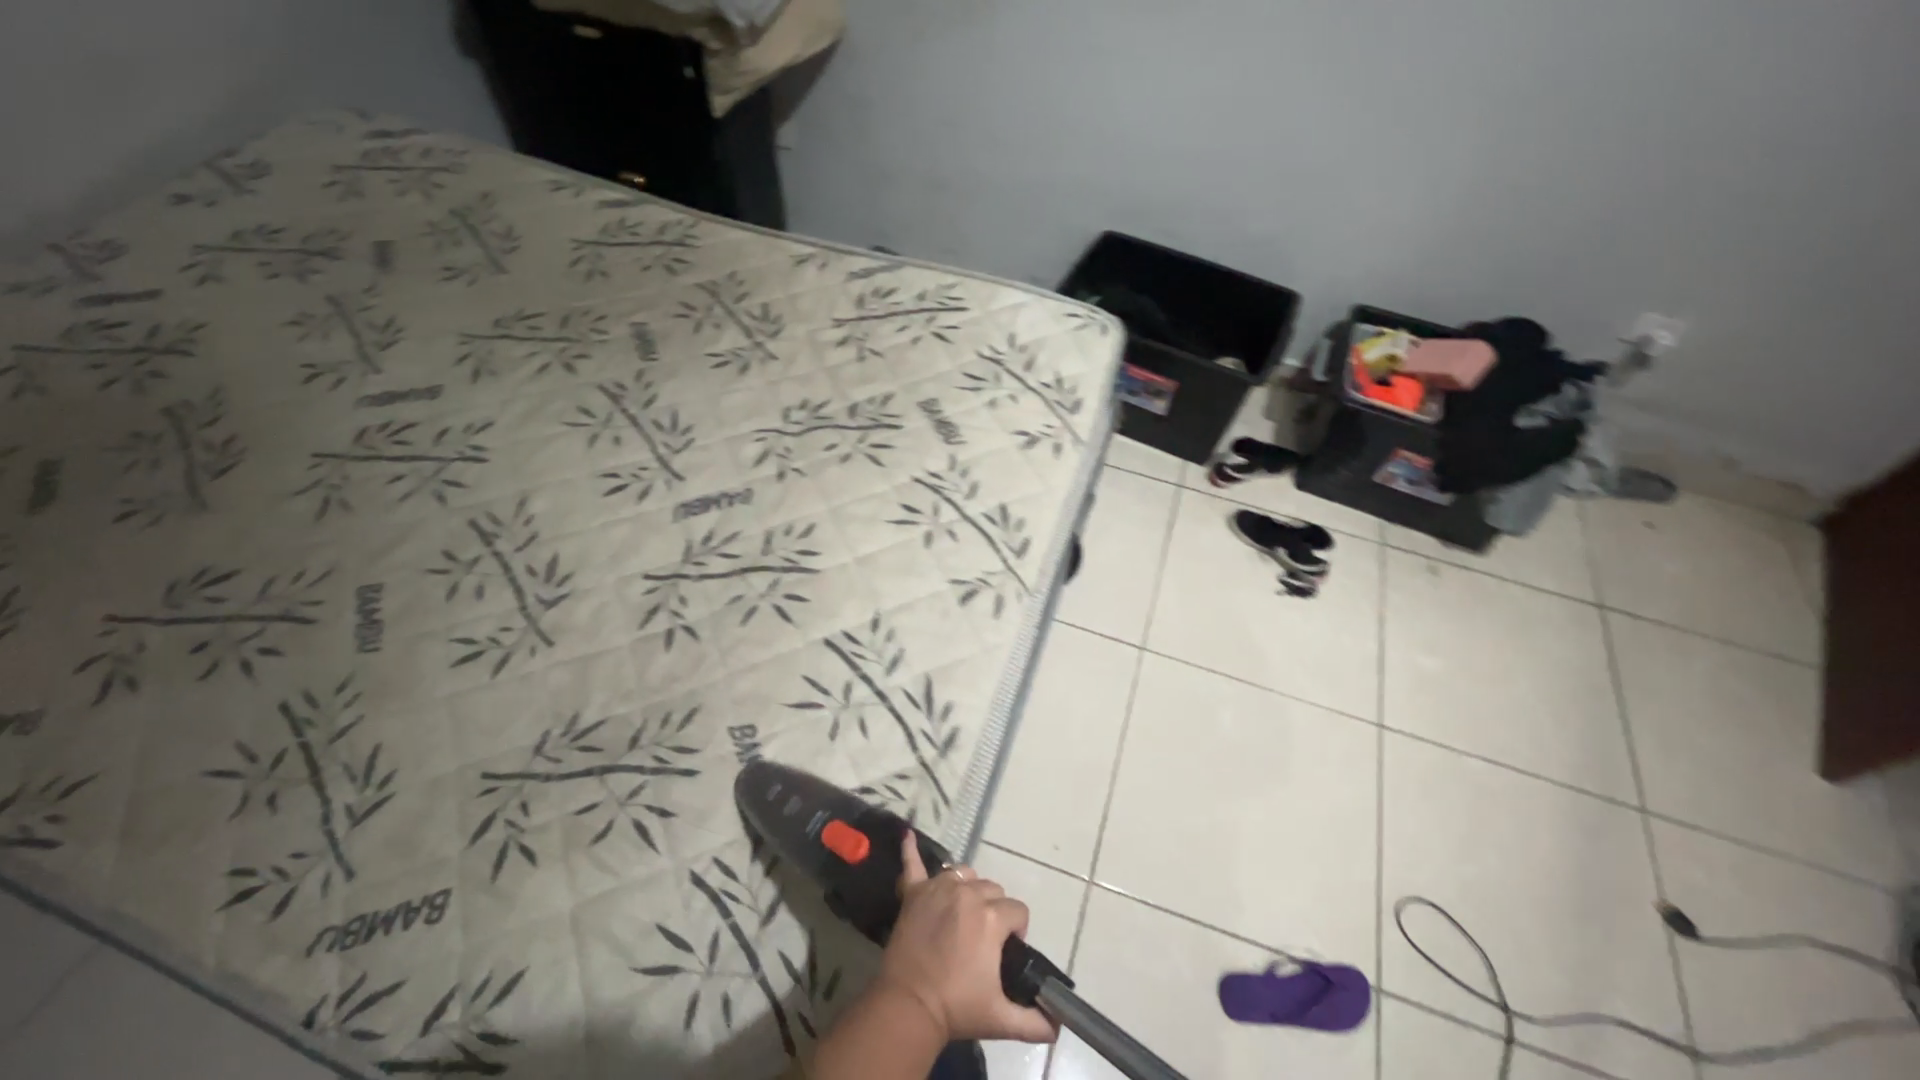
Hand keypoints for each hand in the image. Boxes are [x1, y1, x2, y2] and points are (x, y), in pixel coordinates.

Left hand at [876, 831, 1058, 1044]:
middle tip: (981, 943)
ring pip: (964, 875)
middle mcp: (967, 894)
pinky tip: (907, 835)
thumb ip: (1033, 1022)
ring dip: (967, 889)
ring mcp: (937, 890)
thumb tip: (1057, 1029)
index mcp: (992, 918)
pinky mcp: (913, 894)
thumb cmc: (957, 1008)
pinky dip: (910, 852)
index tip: (1003, 954)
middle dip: (994, 911)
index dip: (1016, 932)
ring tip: (961, 916)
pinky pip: (912, 865)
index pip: (1018, 912)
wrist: (908, 1006)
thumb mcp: (1001, 1019)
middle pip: (992, 891)